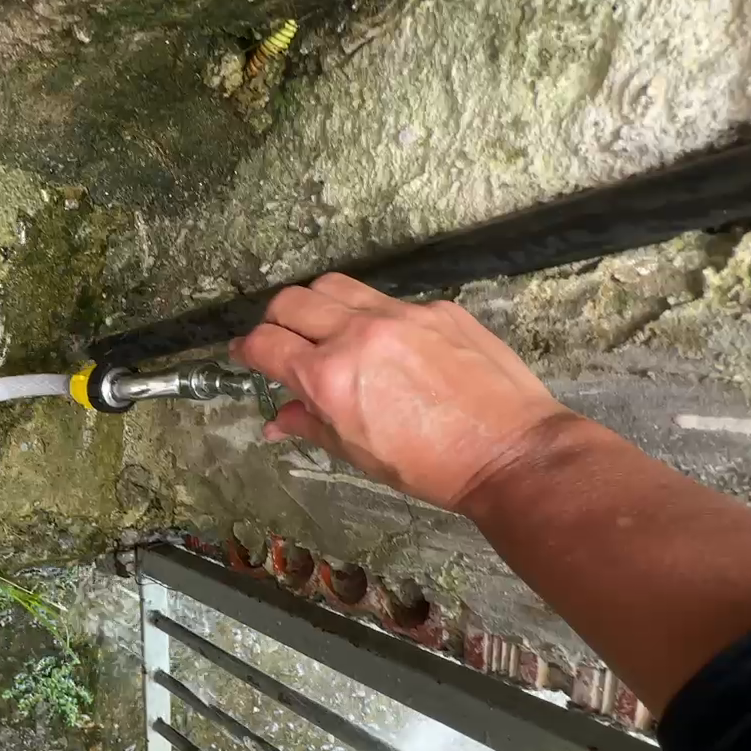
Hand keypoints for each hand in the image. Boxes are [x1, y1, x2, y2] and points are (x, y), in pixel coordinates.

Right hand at [230, 273, 573, 510]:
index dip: (244, 350)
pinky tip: (383, 346)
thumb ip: (307, 424)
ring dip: (314, 305)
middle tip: (280, 343)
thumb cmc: (422, 464)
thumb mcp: (351, 450)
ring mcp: (400, 315)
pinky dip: (367, 317)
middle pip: (290, 302)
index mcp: (328, 376)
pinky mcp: (437, 310)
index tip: (242, 356)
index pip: (263, 343)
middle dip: (273, 321)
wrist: (507, 450)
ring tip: (322, 330)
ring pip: (333, 286)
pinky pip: (384, 300)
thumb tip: (275, 421)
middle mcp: (357, 335)